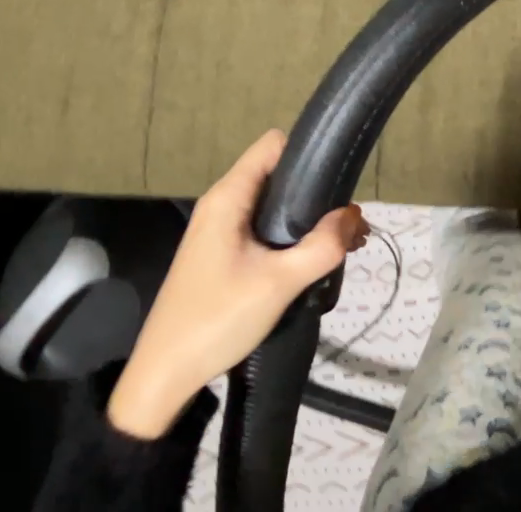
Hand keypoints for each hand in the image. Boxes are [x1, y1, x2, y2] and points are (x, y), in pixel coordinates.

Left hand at [107, 130, 368, 437]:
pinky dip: (291, 238)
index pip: (273, 145)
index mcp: (228, 197)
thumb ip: (322, 246)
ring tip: (342, 245)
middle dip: (316, 193)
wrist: (165, 376)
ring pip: (273, 205)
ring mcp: (220, 230)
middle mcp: (222, 203)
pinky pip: (263, 230)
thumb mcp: (278, 283)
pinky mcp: (222, 254)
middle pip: (278, 174)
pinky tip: (313, 262)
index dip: (308, 153)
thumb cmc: (217, 318)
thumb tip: (355, 216)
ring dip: (307, 220)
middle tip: (350, 226)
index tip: (340, 180)